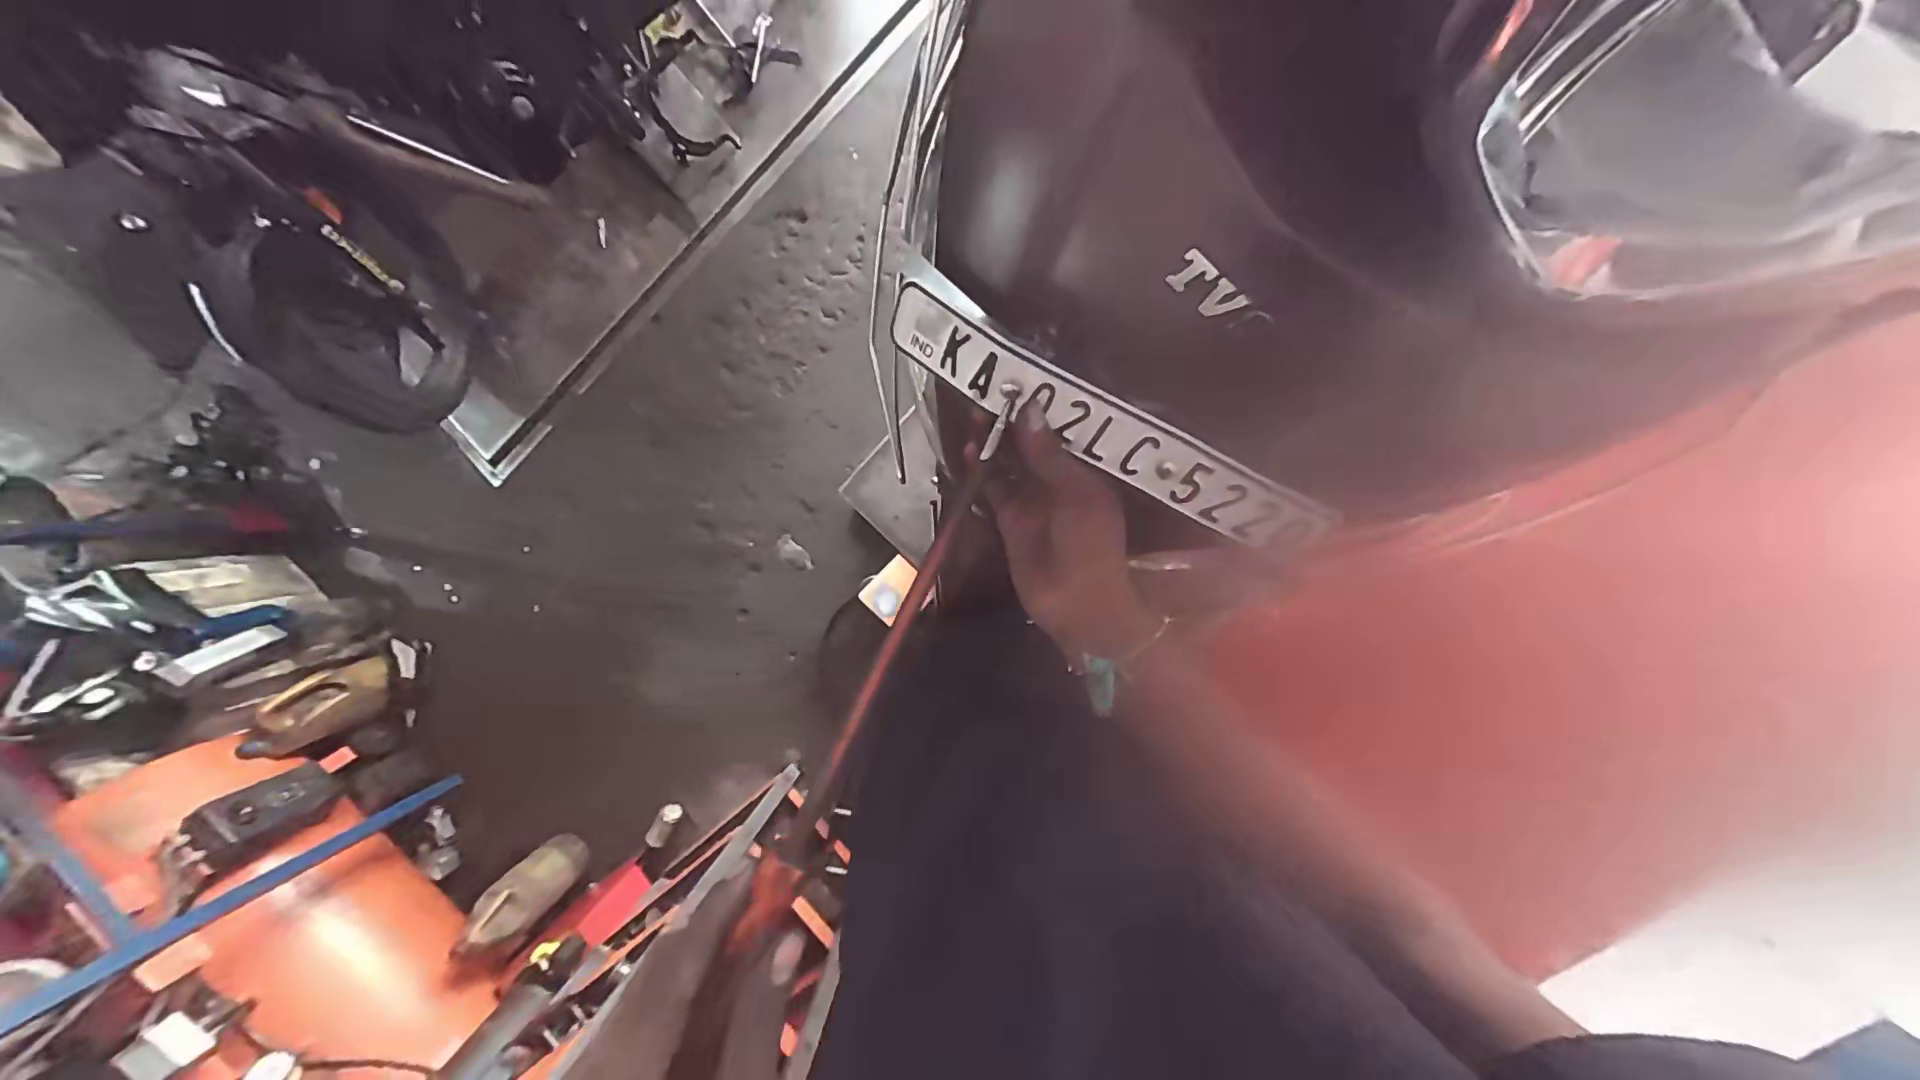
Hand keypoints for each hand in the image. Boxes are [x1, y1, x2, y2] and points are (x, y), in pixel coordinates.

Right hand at [986, 401, 1161, 658]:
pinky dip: (981, 471)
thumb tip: (1029, 410)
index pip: (1060, 431)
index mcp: (1084, 471)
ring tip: (975, 417)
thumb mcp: (1077, 496)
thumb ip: (1050, 456)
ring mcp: (1032, 499)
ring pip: (1009, 463)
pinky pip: (993, 488)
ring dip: (994, 443)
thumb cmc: (1091, 547)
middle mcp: (1057, 480)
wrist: (1078, 605)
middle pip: (1029, 444)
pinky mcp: (1010, 518)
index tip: (1018, 385)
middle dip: (1010, 423)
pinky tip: (969, 451)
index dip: (1040, 410)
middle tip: (988, 397)